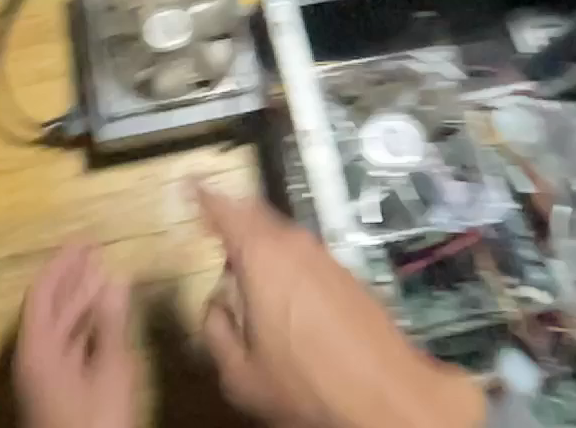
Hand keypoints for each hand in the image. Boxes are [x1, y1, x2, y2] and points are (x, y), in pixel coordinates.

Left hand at [14, 242, 137, 427]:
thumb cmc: (95, 422)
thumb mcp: (109, 371)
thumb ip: (110, 322)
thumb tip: (116, 277)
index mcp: (36, 349)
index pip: (43, 292)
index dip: (63, 263)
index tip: (85, 241)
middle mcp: (33, 358)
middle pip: (49, 307)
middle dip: (73, 277)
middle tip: (97, 250)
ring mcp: (43, 377)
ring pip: (60, 326)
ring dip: (82, 299)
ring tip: (106, 273)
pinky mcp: (56, 391)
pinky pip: (67, 344)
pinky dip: (85, 325)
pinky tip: (106, 315)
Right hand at [193, 181, 485, 427]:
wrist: (386, 394)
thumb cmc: (307, 382)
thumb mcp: (241, 371)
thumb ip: (216, 329)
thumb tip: (216, 305)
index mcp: (260, 255)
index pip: (223, 209)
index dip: (203, 195)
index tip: (189, 182)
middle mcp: (292, 242)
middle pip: (253, 215)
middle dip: (230, 219)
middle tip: (211, 230)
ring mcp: (322, 254)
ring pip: (278, 235)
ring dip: (258, 246)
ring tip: (244, 278)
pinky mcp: (342, 271)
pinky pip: (300, 253)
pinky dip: (282, 262)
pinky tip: (281, 299)